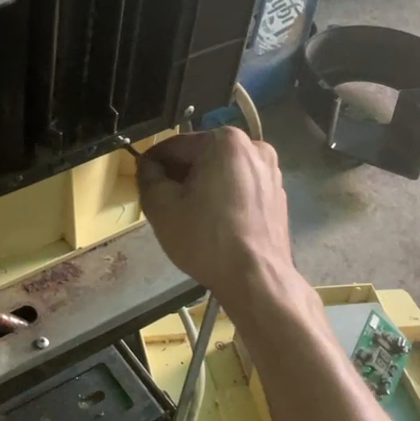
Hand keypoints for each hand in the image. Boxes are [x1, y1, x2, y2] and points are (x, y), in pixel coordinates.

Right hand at [138, 129, 305, 304]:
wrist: (257, 279)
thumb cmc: (205, 238)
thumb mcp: (160, 206)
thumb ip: (148, 176)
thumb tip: (148, 165)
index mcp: (225, 142)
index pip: (175, 146)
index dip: (153, 163)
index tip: (142, 180)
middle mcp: (254, 148)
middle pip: (201, 156)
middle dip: (180, 175)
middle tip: (163, 202)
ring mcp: (270, 172)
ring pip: (221, 171)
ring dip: (202, 186)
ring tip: (188, 214)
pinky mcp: (278, 195)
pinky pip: (240, 187)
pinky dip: (224, 197)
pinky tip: (214, 223)